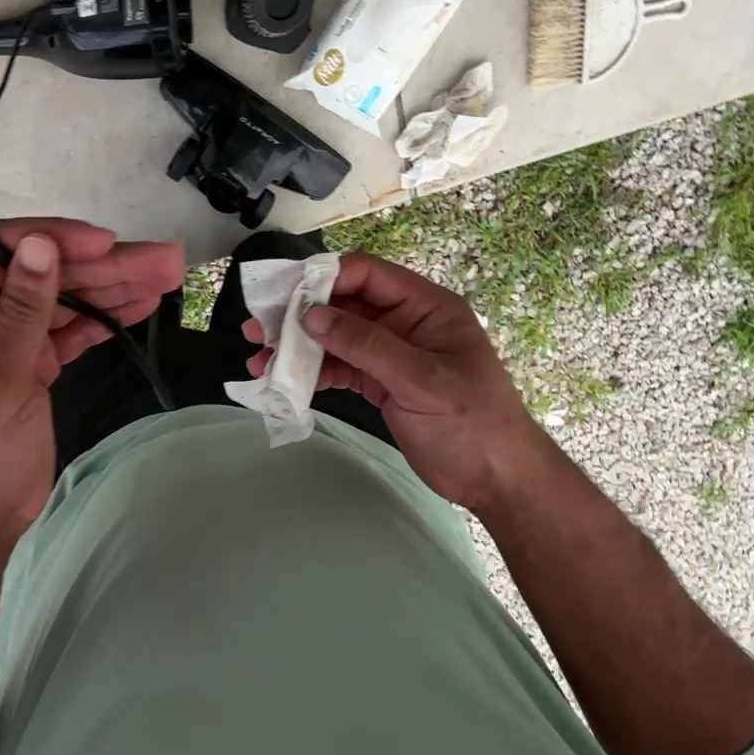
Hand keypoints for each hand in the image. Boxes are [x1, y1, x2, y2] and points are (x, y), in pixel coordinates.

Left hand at [0, 218, 183, 540]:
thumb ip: (20, 312)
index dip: (53, 240)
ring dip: (115, 288)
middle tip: (164, 259)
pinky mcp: (32, 366)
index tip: (106, 243)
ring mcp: (6, 341)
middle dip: (103, 266)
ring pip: (64, 300)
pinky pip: (71, 331)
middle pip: (43, 274)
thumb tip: (41, 245)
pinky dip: (105, 319)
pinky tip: (142, 305)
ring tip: (169, 274)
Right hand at [244, 252, 532, 508]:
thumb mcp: (421, 379)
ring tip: (258, 358)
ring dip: (298, 347)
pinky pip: (339, 368)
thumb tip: (311, 315)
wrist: (496, 480)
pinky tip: (282, 381)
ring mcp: (390, 354)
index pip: (367, 274)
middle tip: (257, 327)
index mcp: (426, 307)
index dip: (324, 278)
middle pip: (344, 305)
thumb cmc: (471, 423)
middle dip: (300, 314)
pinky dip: (312, 373)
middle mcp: (405, 323)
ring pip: (335, 338)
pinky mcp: (380, 383)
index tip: (283, 294)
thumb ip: (367, 344)